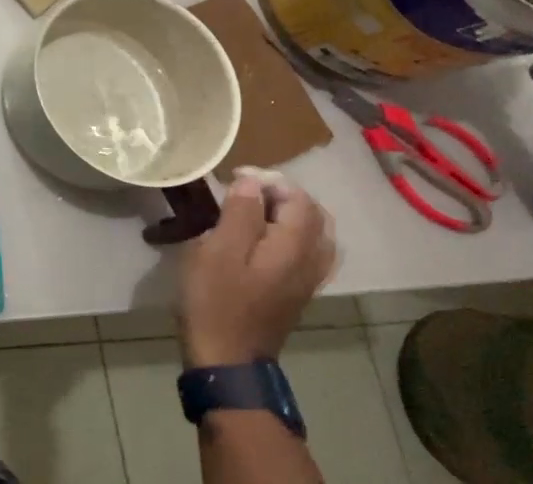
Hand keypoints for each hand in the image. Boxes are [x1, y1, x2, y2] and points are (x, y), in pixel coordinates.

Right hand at [177, 172, 336, 367]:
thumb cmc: (216, 300)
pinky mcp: (297, 292)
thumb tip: (251, 183)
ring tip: (255, 208)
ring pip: (317, 234)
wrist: (226, 356)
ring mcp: (307, 280)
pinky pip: (310, 252)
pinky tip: (267, 238)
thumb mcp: (218, 250)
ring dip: (291, 213)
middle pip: (315, 214)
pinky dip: (293, 234)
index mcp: (294, 247)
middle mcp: (311, 261)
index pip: (298, 198)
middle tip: (245, 188)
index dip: (269, 179)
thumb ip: (239, 213)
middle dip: (283, 193)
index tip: (232, 176)